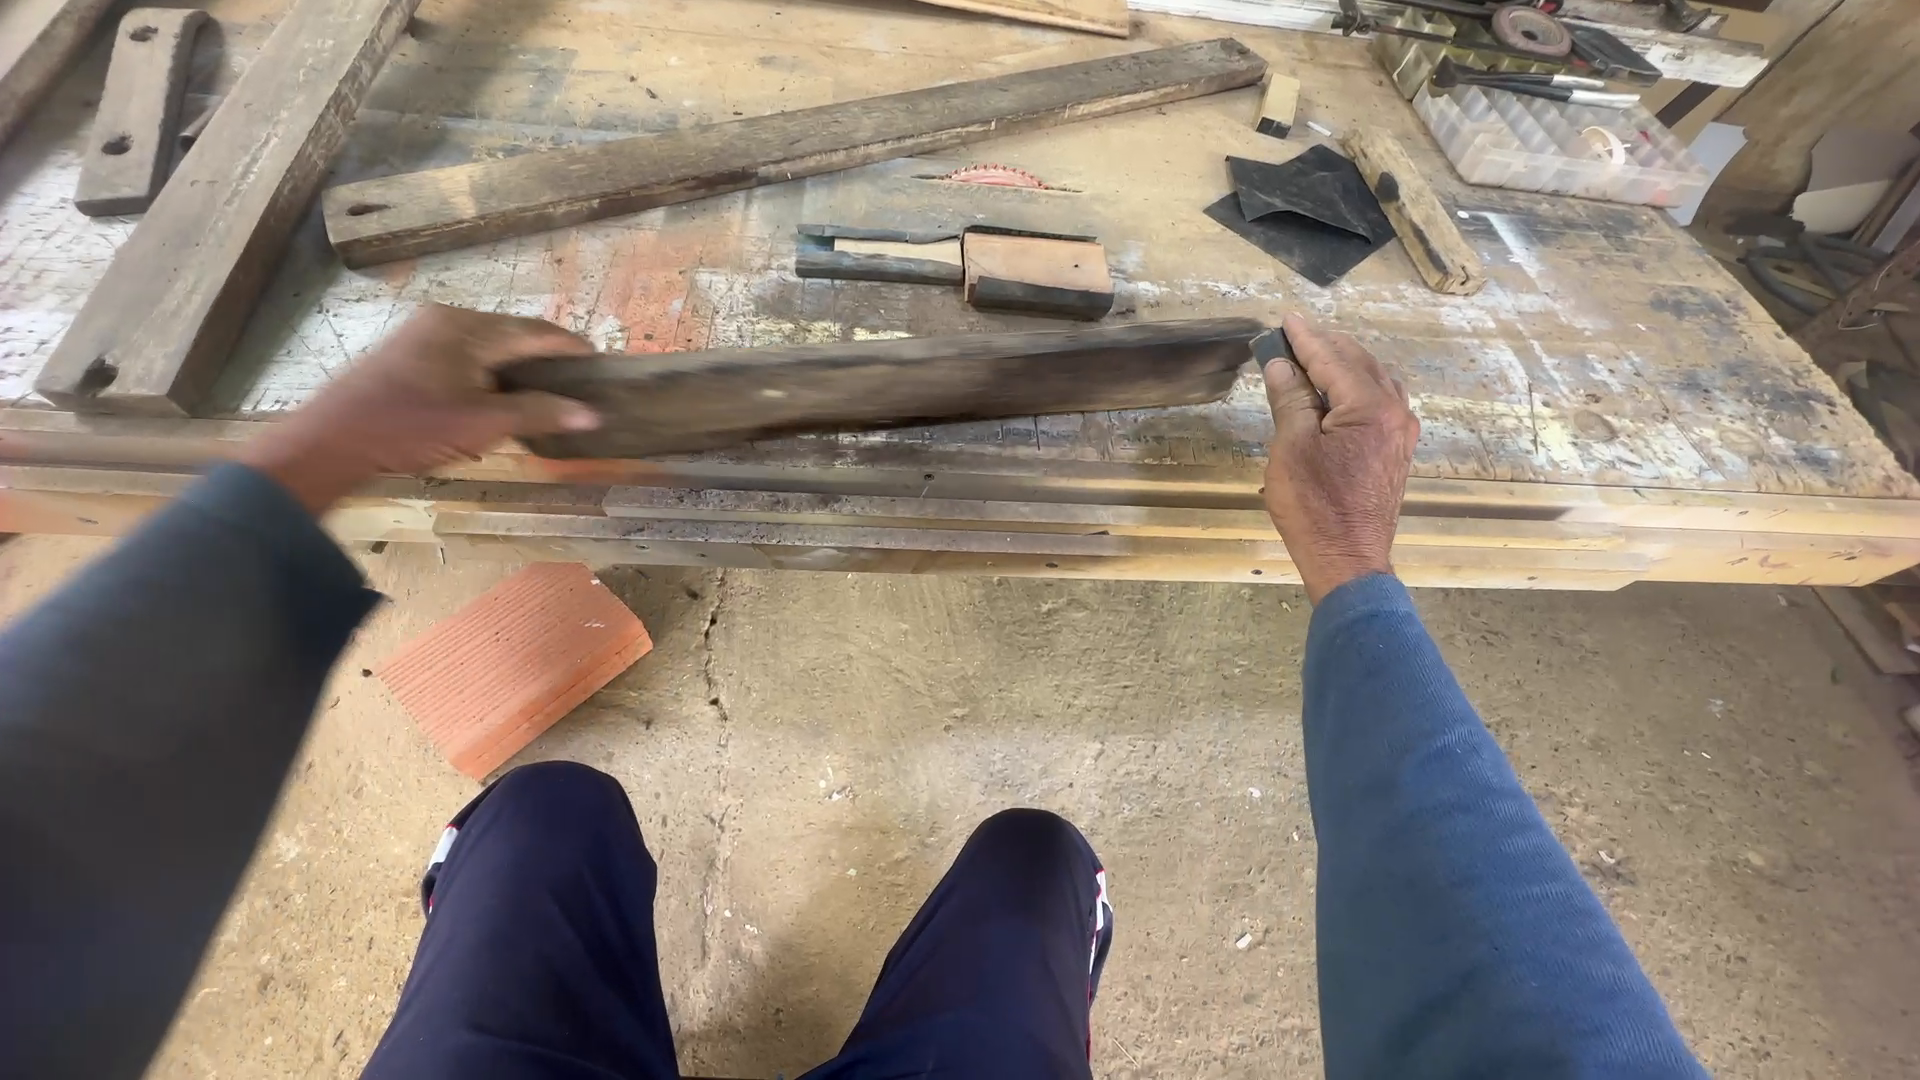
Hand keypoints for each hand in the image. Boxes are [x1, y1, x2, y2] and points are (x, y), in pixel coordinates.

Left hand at [238, 304, 600, 514]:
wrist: (330, 441)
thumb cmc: (412, 427)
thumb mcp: (485, 423)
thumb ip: (541, 413)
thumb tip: (592, 413)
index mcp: (468, 327)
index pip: (537, 331)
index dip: (572, 347)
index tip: (603, 362)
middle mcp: (446, 319)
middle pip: (514, 333)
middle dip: (548, 356)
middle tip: (579, 381)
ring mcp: (424, 333)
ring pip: (490, 344)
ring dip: (521, 365)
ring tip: (549, 390)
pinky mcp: (411, 352)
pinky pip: (468, 353)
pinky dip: (494, 370)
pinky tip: (504, 395)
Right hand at [1260, 314, 1419, 602]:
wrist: (1347, 558)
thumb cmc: (1313, 506)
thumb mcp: (1291, 449)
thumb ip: (1290, 401)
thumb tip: (1282, 366)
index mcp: (1370, 406)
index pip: (1332, 359)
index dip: (1305, 338)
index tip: (1285, 318)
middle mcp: (1395, 412)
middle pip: (1358, 364)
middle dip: (1325, 347)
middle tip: (1293, 335)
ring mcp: (1400, 433)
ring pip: (1373, 381)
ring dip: (1341, 365)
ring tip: (1311, 358)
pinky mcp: (1394, 452)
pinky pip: (1378, 402)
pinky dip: (1354, 387)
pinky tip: (1336, 392)